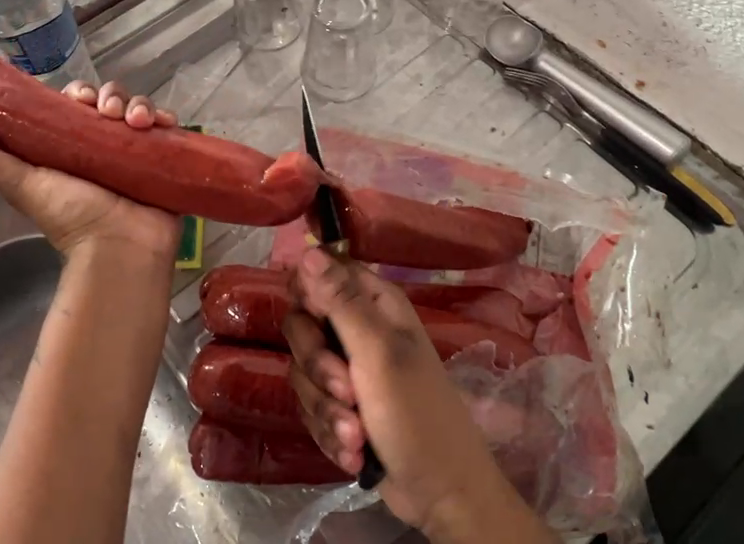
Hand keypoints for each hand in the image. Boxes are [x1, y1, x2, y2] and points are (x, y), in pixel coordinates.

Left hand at [0, 80, 182, 260]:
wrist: (120, 250)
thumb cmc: (71, 218)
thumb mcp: (22, 185)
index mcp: (69, 146)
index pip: (73, 104)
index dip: (76, 93)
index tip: (79, 98)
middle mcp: (102, 145)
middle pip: (107, 101)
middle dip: (109, 96)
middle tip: (109, 112)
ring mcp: (134, 151)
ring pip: (136, 108)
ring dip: (137, 105)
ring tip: (137, 122)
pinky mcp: (161, 158)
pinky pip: (164, 125)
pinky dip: (163, 117)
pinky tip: (161, 124)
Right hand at [284, 249, 547, 541]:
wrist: (441, 495)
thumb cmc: (417, 415)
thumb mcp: (378, 352)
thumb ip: (341, 300)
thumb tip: (309, 249)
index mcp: (374, 304)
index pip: (320, 273)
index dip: (306, 295)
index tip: (313, 322)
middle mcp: (358, 329)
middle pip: (301, 326)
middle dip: (317, 368)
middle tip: (346, 392)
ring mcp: (348, 370)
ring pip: (303, 374)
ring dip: (326, 411)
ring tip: (357, 437)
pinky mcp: (340, 408)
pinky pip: (310, 408)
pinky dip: (328, 433)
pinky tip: (355, 453)